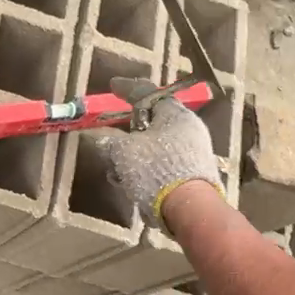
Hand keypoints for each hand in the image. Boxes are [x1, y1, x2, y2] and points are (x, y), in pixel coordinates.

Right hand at [93, 77, 223, 227]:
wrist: (189, 208)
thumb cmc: (156, 170)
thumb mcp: (123, 152)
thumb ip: (110, 141)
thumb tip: (101, 138)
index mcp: (175, 114)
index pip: (147, 93)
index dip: (127, 88)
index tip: (113, 86)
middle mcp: (188, 129)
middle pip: (153, 122)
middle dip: (129, 131)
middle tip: (112, 137)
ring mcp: (193, 153)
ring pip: (155, 146)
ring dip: (134, 155)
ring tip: (116, 170)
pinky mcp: (192, 175)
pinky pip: (162, 164)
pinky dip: (145, 169)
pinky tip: (130, 183)